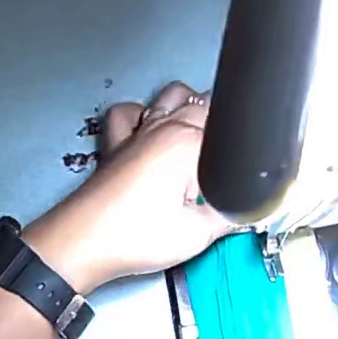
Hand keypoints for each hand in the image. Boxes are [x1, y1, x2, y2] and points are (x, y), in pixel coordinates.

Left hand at [26, 81, 231, 291]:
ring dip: (189, 107)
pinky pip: (130, 113)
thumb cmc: (134, 236)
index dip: (244, 146)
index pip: (231, 126)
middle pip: (204, 105)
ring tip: (202, 135)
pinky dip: (144, 114)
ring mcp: (138, 132)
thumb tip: (247, 211)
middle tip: (232, 159)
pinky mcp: (117, 145)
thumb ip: (230, 217)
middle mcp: (164, 128)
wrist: (85, 242)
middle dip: (224, 126)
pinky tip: (152, 128)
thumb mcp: (198, 235)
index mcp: (190, 143)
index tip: (251, 170)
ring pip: (170, 96)